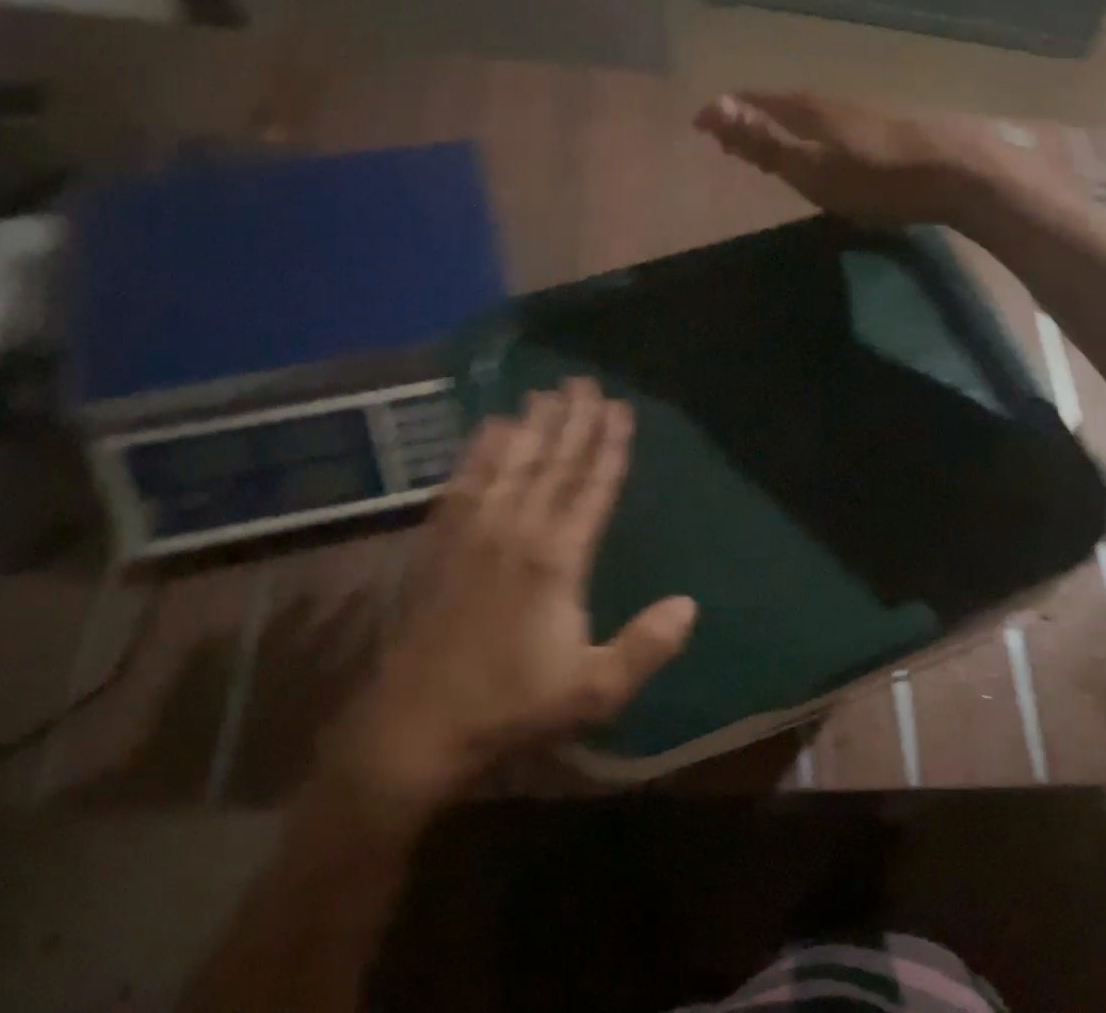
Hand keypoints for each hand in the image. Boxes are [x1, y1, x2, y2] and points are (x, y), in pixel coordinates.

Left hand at [324, 378, 695, 808]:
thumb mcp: (593, 691)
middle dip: (572, 421)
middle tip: (586, 381)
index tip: (620, 408)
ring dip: (530, 426)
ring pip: (507, 464)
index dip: (608, 447)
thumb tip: (689, 605)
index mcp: (556, 562)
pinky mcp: (437, 544)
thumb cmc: (511, 708)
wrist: (415, 724)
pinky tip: (488, 430)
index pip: (589, 489)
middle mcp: (514, 533)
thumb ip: (644, 647)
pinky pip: (462, 482)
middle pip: (550, 464)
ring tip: (546, 392)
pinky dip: (478, 451)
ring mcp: (470, 534)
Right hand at [692, 91, 1029, 226]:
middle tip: (728, 143)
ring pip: (810, 119)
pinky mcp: (888, 134)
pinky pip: (832, 131)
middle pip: (782, 108)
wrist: (956, 172)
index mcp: (809, 110)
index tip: (699, 126)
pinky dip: (812, 140)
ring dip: (783, 132)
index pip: (757, 103)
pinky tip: (821, 155)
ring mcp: (864, 117)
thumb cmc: (876, 177)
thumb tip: (713, 110)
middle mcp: (834, 105)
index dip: (728, 114)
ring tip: (768, 150)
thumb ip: (765, 145)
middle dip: (752, 122)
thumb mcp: (811, 169)